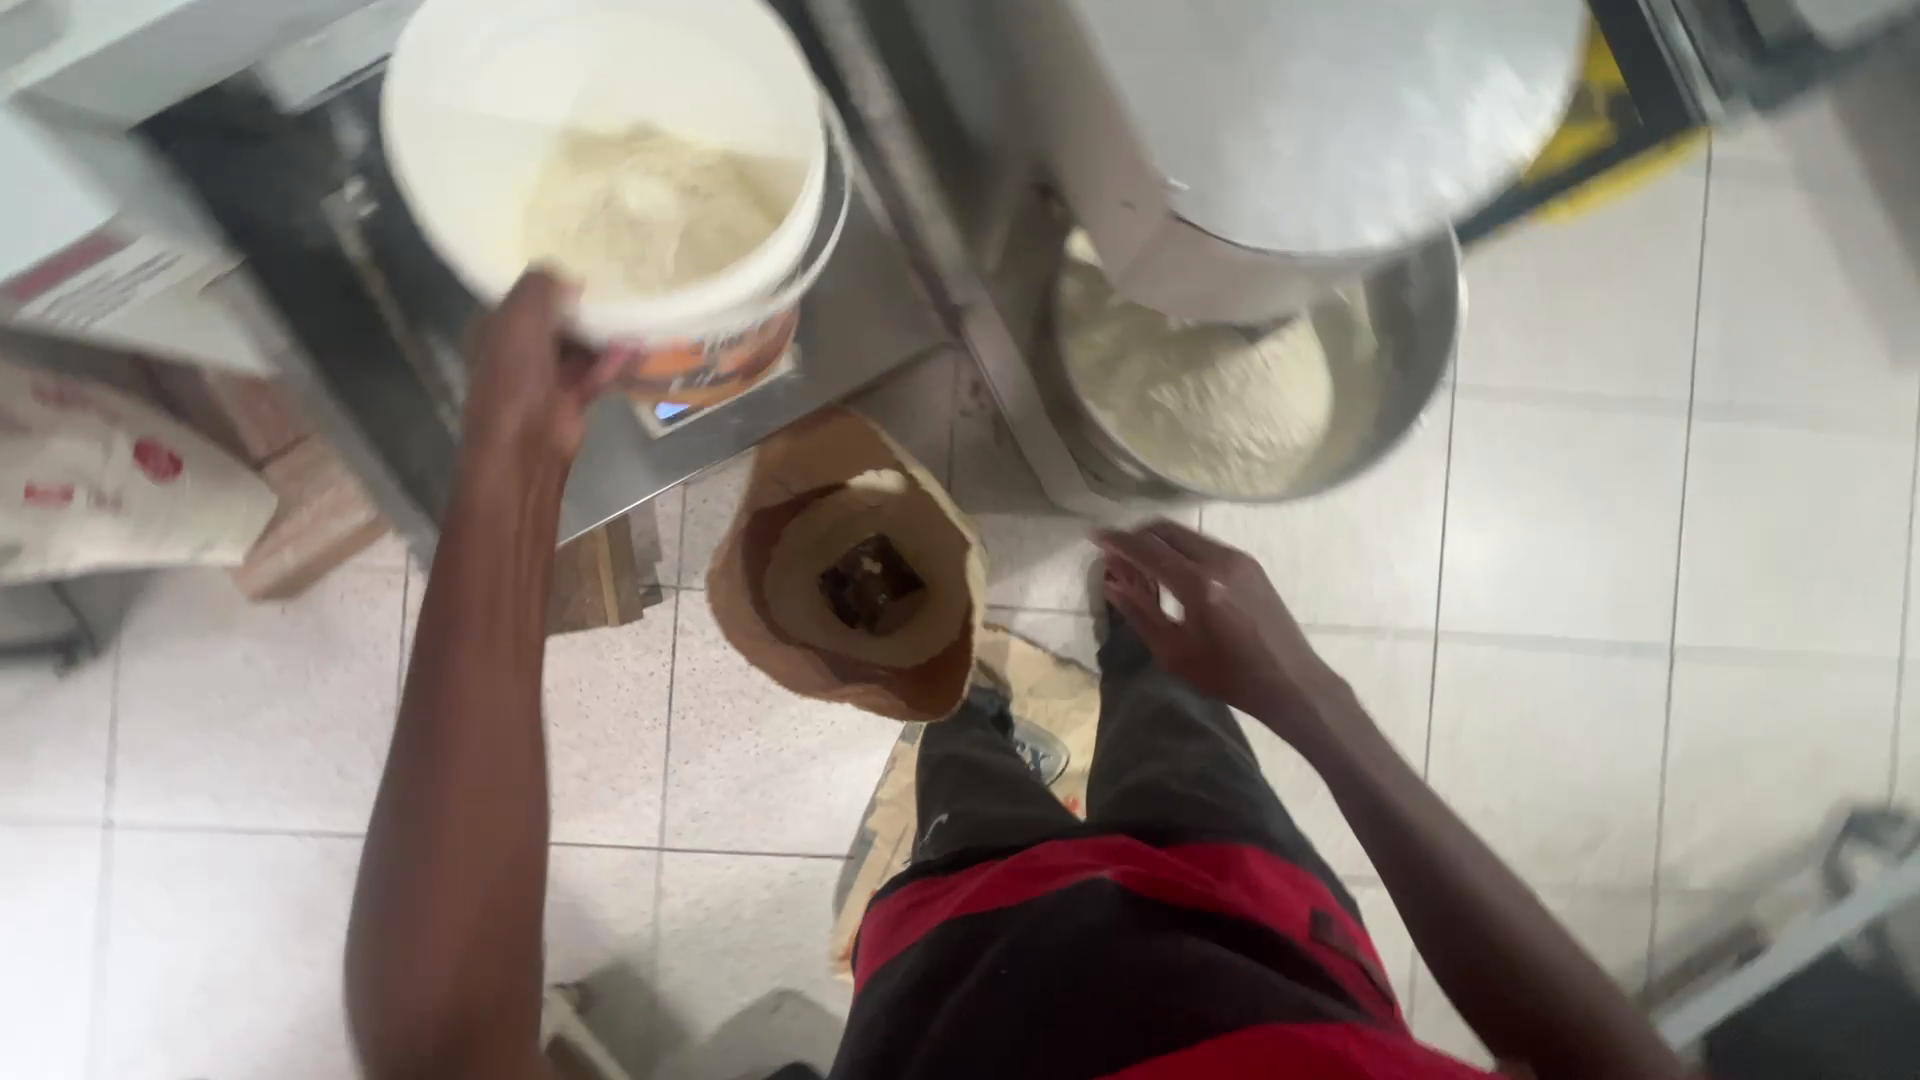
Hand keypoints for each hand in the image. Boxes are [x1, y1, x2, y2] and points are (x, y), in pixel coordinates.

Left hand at [462, 267, 631, 468]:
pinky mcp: (570, 399)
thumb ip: (541, 288)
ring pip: (578, 349)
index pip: (521, 298)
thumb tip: (570, 279)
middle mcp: (515, 351)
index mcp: (493, 328)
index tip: (582, 270)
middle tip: (616, 293)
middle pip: (554, 323)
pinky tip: (636, 351)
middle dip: (584, 311)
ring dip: (603, 337)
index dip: (549, 285)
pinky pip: (594, 374)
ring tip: (634, 320)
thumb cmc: (513, 376)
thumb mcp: (520, 318)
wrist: (525, 442)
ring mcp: (544, 378)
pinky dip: (613, 363)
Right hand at [1094, 519, 1352, 740]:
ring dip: (1157, 540)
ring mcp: (1238, 558)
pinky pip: (1203, 543)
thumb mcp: (1174, 653)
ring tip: (1140, 563)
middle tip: (1115, 552)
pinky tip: (1171, 569)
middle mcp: (1219, 560)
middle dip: (1135, 535)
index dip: (1117, 541)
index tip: (1094, 537)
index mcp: (1198, 585)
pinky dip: (1179, 547)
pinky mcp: (1249, 563)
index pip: (1147, 550)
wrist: (1290, 681)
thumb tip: (1111, 583)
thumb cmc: (1228, 676)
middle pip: (1164, 529)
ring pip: (1185, 533)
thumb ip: (1139, 613)